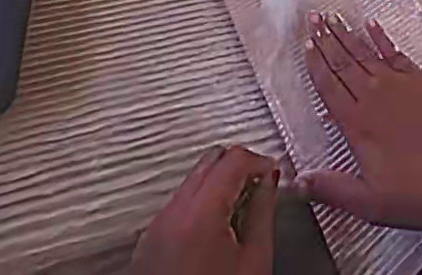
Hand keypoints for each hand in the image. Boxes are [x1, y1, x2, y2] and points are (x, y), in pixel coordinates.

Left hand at [127, 146, 277, 274]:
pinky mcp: (149, 242)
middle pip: (210, 160)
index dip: (259, 160)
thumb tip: (269, 183)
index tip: (272, 172)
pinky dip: (201, 203)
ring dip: (219, 183)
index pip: (234, 158)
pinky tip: (217, 229)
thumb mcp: (254, 262)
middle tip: (259, 182)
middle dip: (238, 165)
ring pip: (192, 180)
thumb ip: (263, 213)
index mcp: (201, 211)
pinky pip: (179, 204)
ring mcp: (157, 226)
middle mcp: (173, 211)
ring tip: (241, 209)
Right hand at [299, 13, 421, 230]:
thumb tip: (296, 183)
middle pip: (343, 61)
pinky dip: (380, 37)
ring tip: (331, 16)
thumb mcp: (369, 202)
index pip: (328, 86)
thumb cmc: (417, 193)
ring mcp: (397, 84)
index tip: (305, 44)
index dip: (316, 64)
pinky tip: (370, 24)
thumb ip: (331, 189)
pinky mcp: (417, 80)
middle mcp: (373, 96)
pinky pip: (393, 52)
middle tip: (312, 18)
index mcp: (357, 123)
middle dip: (325, 38)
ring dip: (346, 34)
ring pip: (363, 53)